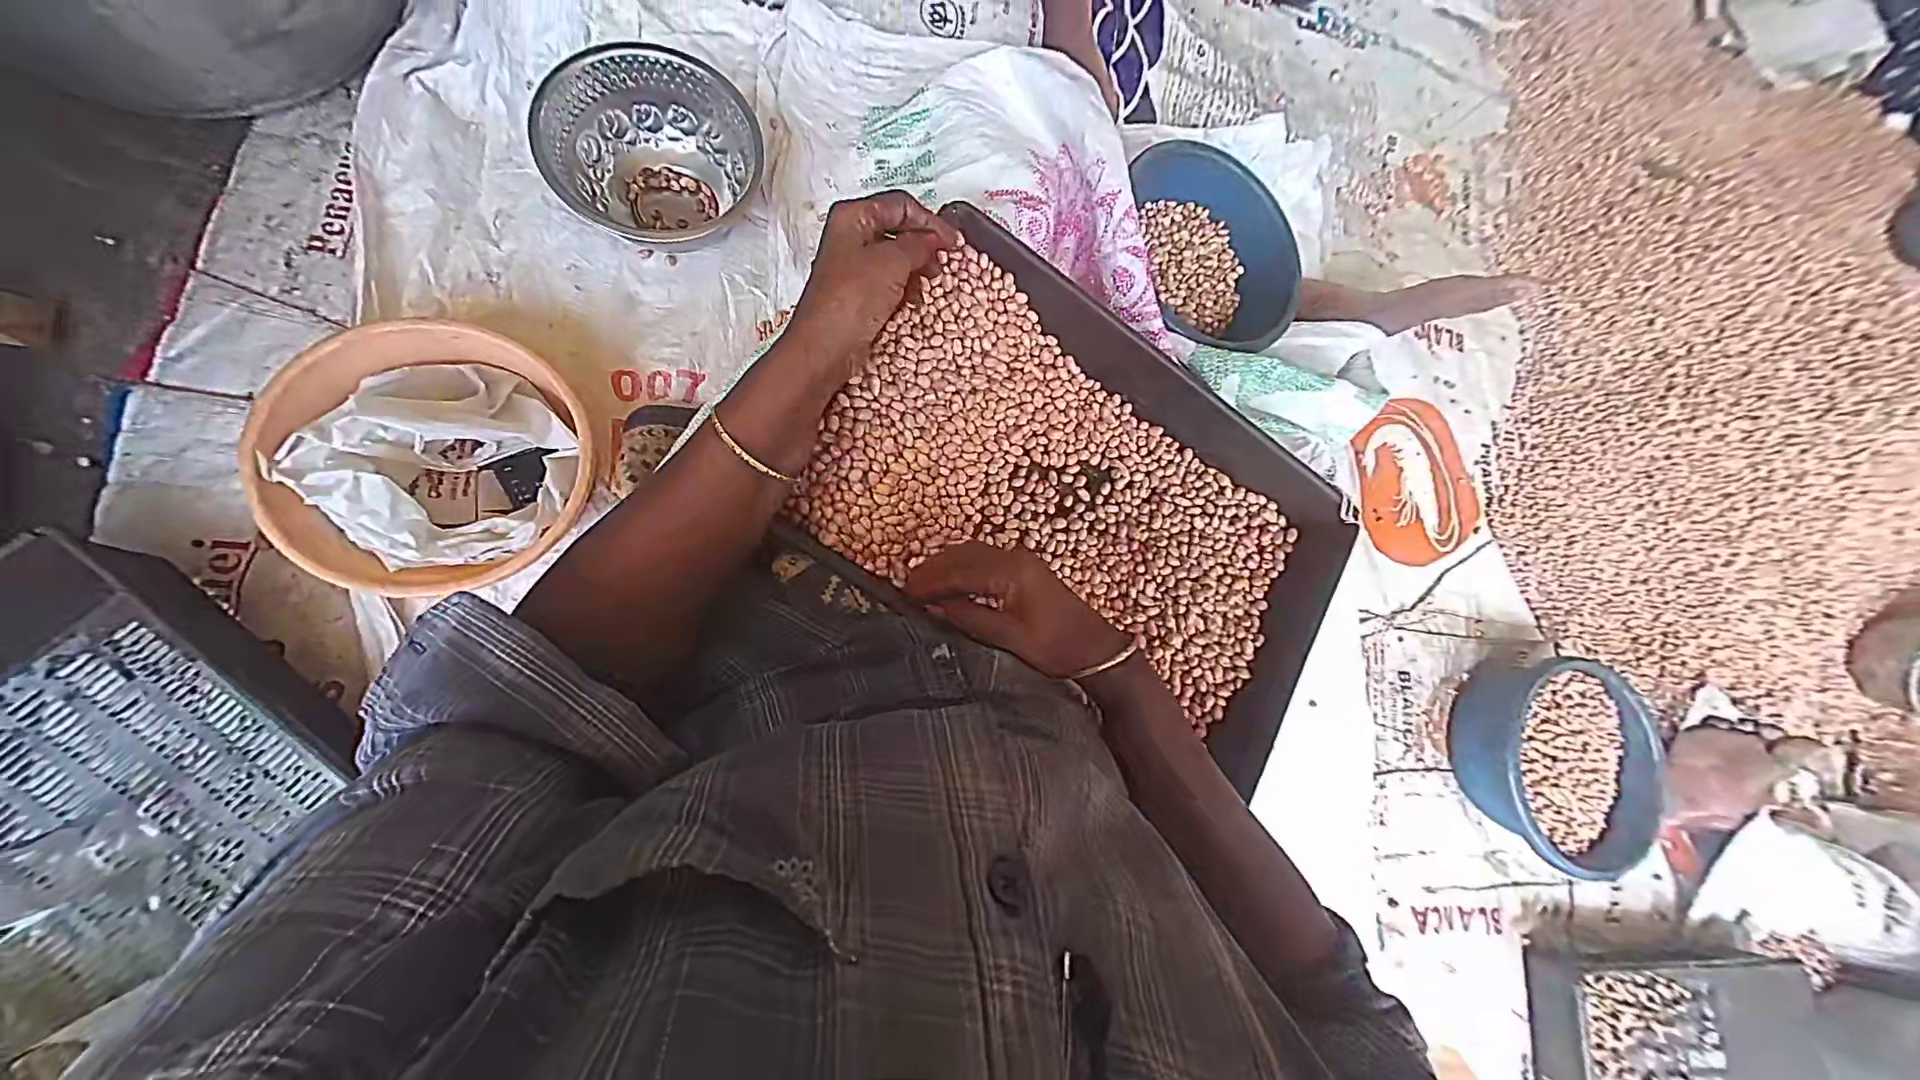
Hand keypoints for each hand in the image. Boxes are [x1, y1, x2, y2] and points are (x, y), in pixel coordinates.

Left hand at [786, 191, 960, 379]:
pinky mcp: (859, 296)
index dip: (930, 221)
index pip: (901, 206)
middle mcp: (851, 238)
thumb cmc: (851, 299)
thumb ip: (919, 244)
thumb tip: (935, 240)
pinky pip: (890, 285)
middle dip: (924, 248)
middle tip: (943, 263)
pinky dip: (905, 290)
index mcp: (853, 217)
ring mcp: (854, 269)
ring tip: (928, 285)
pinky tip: (912, 302)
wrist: (827, 347)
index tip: (953, 242)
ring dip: (916, 272)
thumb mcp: (893, 262)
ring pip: (896, 260)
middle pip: (899, 232)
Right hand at [903, 541, 1130, 678]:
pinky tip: (952, 586)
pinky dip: (963, 569)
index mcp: (1011, 571)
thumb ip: (972, 619)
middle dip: (933, 570)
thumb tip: (936, 608)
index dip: (929, 582)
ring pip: (972, 554)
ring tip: (922, 587)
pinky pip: (985, 560)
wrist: (1097, 651)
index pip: (958, 571)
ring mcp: (1022, 560)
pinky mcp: (1026, 569)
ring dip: (947, 567)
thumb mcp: (1010, 638)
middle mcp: (1015, 558)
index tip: (905, 594)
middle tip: (907, 589)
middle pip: (962, 555)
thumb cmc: (1057, 648)